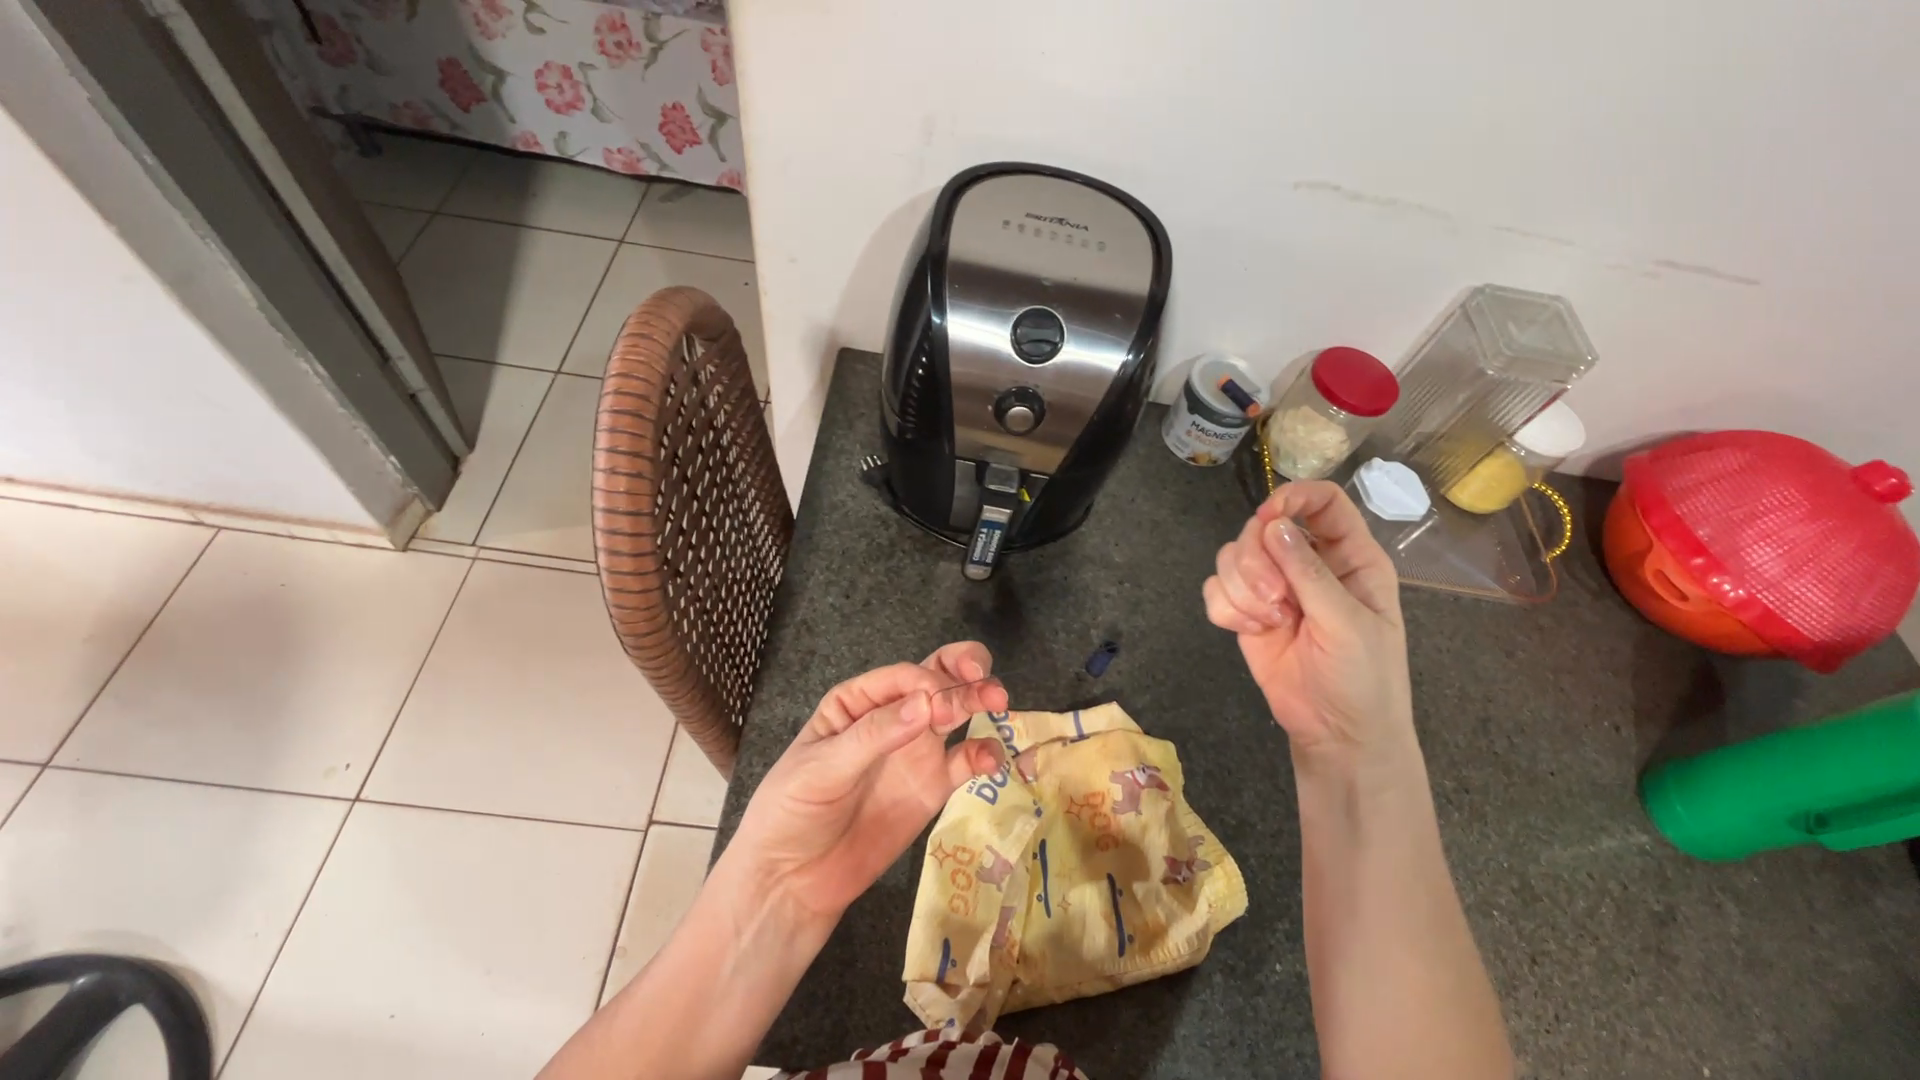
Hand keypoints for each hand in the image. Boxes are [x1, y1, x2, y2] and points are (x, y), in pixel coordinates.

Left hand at [725, 642, 1008, 920]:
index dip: (925, 681)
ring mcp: (915, 751)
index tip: (938, 703)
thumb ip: (874, 736)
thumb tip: (926, 704)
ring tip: (999, 704)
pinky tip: (991, 760)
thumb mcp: (821, 768)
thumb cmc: (792, 811)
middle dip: (964, 672)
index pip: (901, 677)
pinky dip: (984, 754)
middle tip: (986, 685)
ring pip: (956, 712)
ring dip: (979, 701)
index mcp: (857, 702)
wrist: (793, 879)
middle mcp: (891, 717)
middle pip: (936, 679)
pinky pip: (965, 761)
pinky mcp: (932, 787)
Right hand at [1202, 481, 1415, 764]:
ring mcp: (1273, 588)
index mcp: (1351, 557)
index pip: (1323, 502)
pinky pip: (1216, 589)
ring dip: (1242, 588)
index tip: (1267, 518)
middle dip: (1257, 561)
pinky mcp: (1246, 613)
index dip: (1293, 498)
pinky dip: (1226, 608)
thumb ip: (1308, 572)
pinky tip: (1250, 630)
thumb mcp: (1347, 623)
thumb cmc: (1363, 678)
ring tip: (1267, 621)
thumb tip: (1272, 524)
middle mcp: (1309, 564)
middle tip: (1274, 599)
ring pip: (1233, 556)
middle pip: (1262, 527)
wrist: (1338, 735)